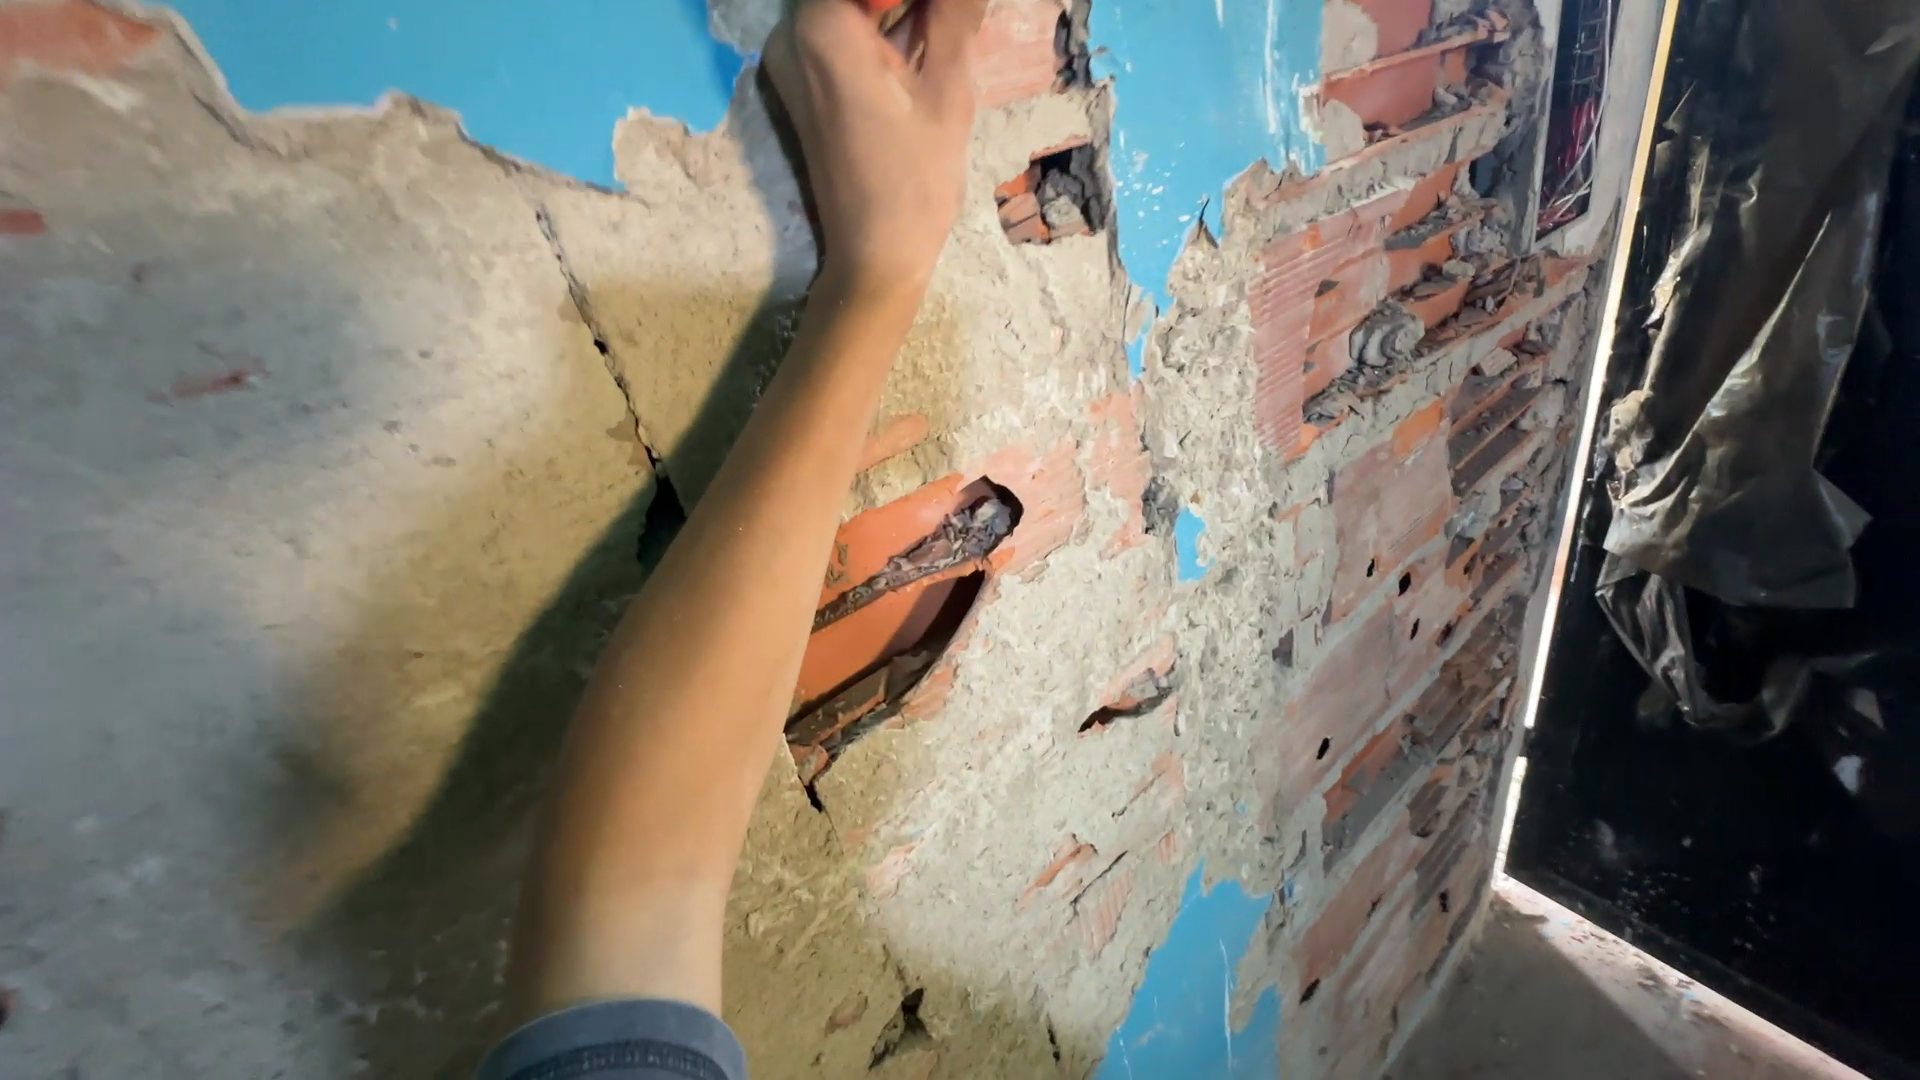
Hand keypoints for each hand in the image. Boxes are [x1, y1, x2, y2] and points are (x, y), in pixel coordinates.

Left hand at [764, 0, 984, 297]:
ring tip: (945, 33)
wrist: (875, 260)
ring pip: (854, 10)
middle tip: (954, 20)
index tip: (951, 13)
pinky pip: (844, 36)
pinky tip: (920, 50)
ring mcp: (790, 61)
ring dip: (900, 15)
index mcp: (822, 23)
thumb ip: (954, 10)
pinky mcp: (801, 87)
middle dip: (910, 4)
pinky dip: (882, 34)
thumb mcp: (949, 91)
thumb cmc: (916, 184)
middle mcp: (790, 31)